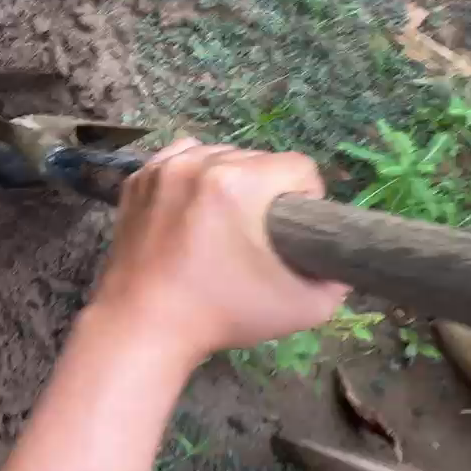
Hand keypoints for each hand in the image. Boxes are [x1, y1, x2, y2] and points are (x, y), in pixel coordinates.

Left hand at [89, 138, 348, 364]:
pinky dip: (191, 172)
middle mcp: (194, 165)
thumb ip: (335, 275)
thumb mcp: (306, 305)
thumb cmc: (224, 311)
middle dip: (267, 187)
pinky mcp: (135, 179)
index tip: (296, 228)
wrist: (146, 317)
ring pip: (213, 153)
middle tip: (259, 228)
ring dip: (229, 176)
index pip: (298, 166)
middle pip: (253, 157)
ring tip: (229, 215)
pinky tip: (195, 200)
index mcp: (235, 183)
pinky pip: (175, 158)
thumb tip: (332, 260)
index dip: (309, 197)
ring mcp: (159, 168)